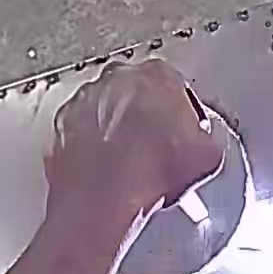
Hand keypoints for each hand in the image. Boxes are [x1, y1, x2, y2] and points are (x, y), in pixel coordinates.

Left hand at [45, 58, 224, 227]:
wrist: (106, 197)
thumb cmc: (152, 171)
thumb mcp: (208, 157)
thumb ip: (208, 140)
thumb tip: (206, 147)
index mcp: (158, 76)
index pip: (177, 87)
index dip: (184, 114)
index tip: (185, 134)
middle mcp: (118, 79)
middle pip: (139, 94)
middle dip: (148, 117)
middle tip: (158, 148)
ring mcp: (86, 99)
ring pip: (109, 110)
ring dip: (119, 130)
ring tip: (133, 164)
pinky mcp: (64, 124)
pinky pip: (83, 131)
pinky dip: (93, 146)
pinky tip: (108, 169)